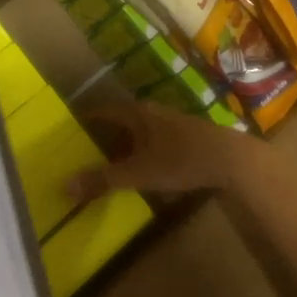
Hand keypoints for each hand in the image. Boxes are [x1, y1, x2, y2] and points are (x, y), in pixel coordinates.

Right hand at [67, 102, 265, 200]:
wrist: (232, 160)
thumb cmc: (181, 160)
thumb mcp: (138, 172)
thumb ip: (103, 179)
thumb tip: (65, 186)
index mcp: (138, 114)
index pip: (104, 110)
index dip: (87, 117)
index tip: (70, 125)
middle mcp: (154, 113)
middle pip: (123, 121)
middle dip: (105, 135)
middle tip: (86, 150)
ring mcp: (174, 124)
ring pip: (141, 132)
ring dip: (127, 145)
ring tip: (111, 162)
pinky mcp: (189, 137)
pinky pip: (157, 141)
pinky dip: (144, 152)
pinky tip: (144, 168)